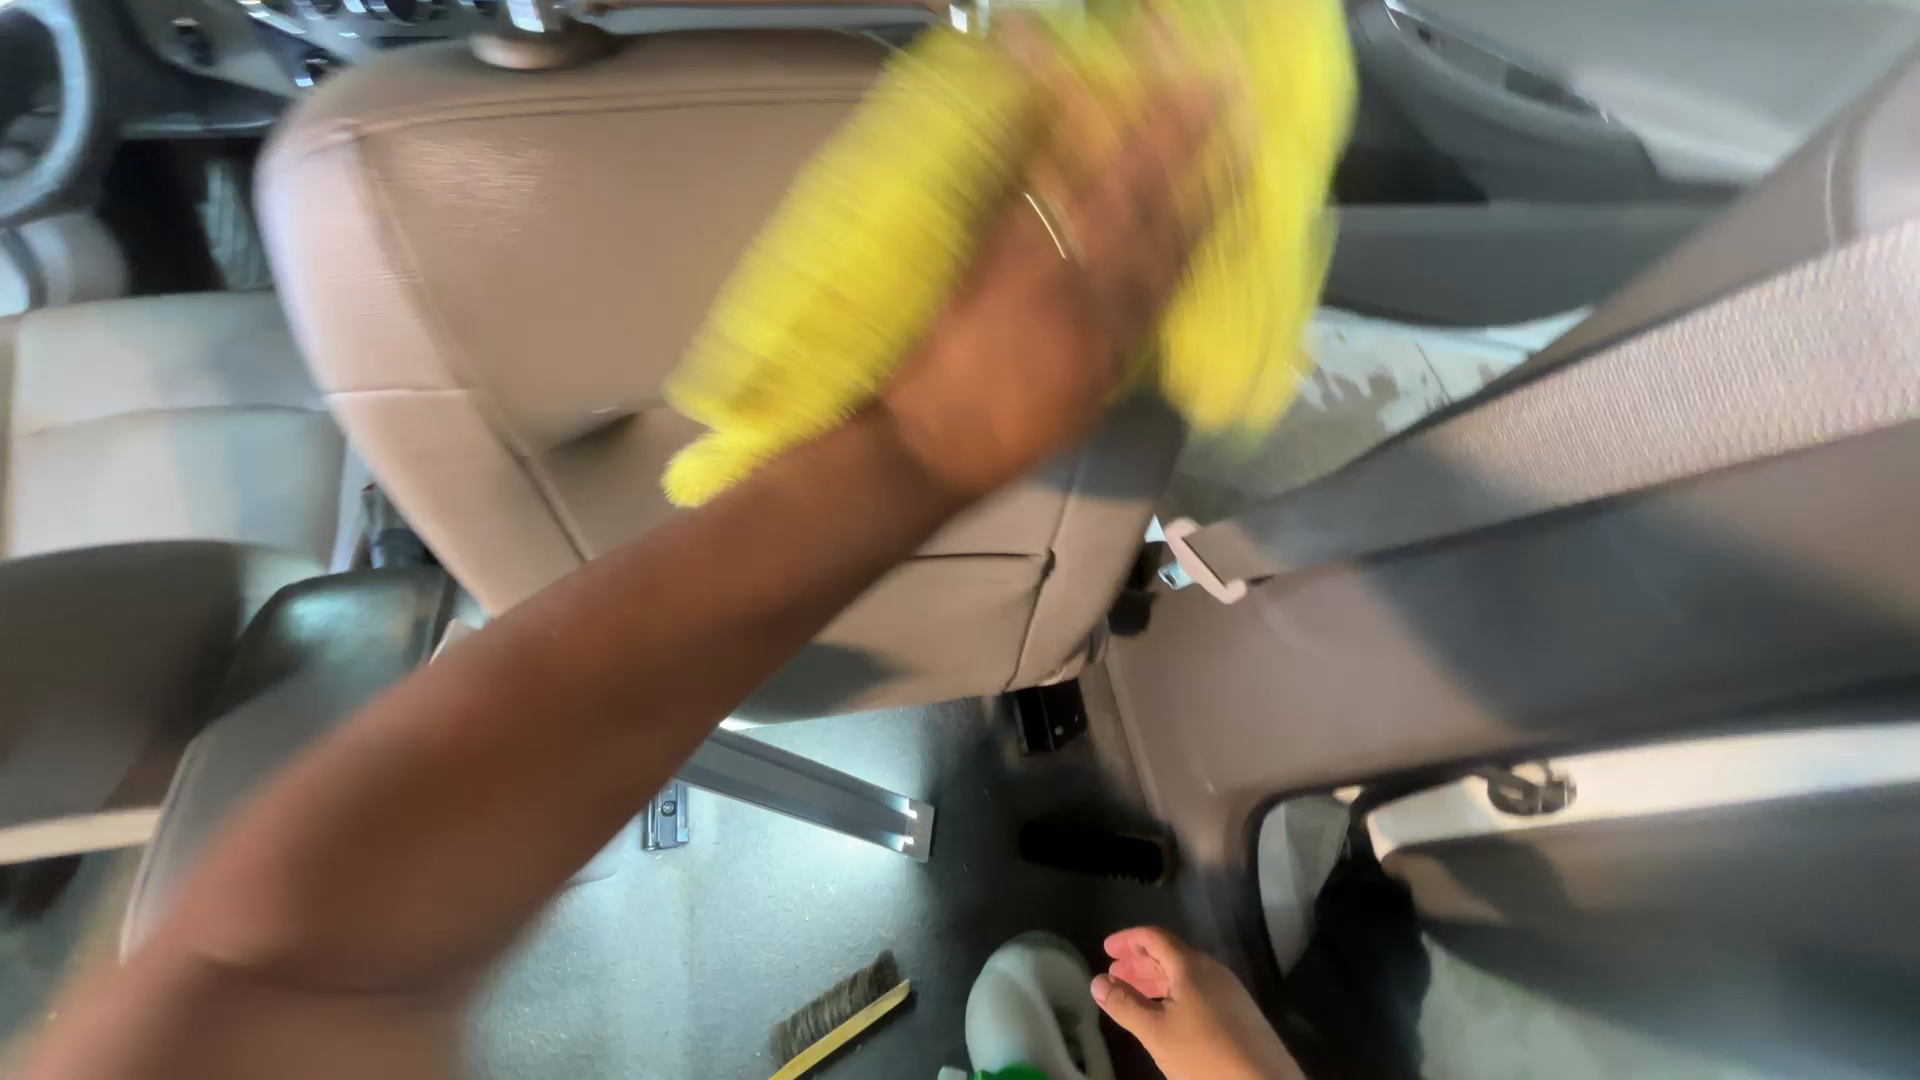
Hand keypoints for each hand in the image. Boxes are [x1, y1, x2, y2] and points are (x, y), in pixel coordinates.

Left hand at [881, 30, 1235, 498]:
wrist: (929, 444)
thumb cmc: (1008, 438)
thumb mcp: (1083, 405)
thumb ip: (1118, 349)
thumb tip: (1142, 303)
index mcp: (1114, 336)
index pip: (1174, 256)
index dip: (1208, 201)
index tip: (1238, 151)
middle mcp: (1082, 292)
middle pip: (1139, 204)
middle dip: (1178, 139)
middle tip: (1210, 80)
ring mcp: (1031, 266)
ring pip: (1084, 184)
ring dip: (1118, 119)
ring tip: (1145, 63)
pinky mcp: (983, 254)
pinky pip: (1018, 187)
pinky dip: (1037, 137)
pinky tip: (1052, 94)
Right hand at [1092, 926, 1301, 1079]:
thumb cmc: (1206, 1059)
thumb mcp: (1156, 1033)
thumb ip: (1124, 1005)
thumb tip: (1097, 980)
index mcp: (1190, 965)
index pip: (1154, 937)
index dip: (1128, 940)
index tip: (1106, 950)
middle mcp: (1212, 970)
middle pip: (1170, 953)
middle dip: (1140, 962)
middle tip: (1115, 976)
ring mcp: (1231, 992)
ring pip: (1186, 974)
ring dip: (1157, 980)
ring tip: (1136, 997)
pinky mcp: (1243, 1016)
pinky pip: (1200, 991)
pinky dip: (1176, 994)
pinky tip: (1170, 1018)